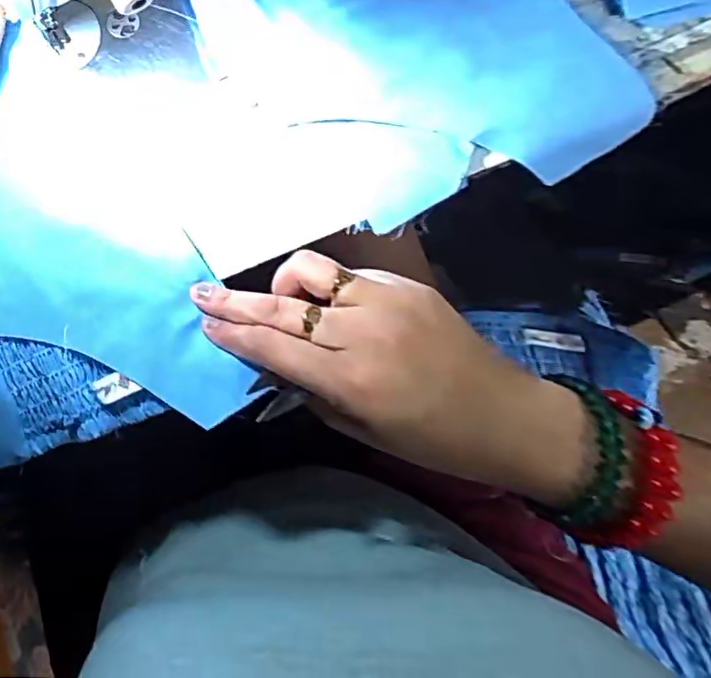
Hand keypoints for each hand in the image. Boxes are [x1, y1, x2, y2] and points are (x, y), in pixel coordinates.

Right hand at [192, 250, 593, 504]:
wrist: (509, 414)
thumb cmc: (435, 440)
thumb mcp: (364, 430)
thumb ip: (313, 393)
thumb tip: (275, 363)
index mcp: (351, 381)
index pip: (274, 349)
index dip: (234, 334)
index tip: (206, 324)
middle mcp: (362, 333)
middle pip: (281, 306)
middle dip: (234, 301)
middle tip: (201, 293)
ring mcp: (384, 300)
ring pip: (309, 270)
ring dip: (282, 283)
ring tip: (279, 300)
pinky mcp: (404, 284)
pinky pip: (347, 274)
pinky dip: (327, 287)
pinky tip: (332, 306)